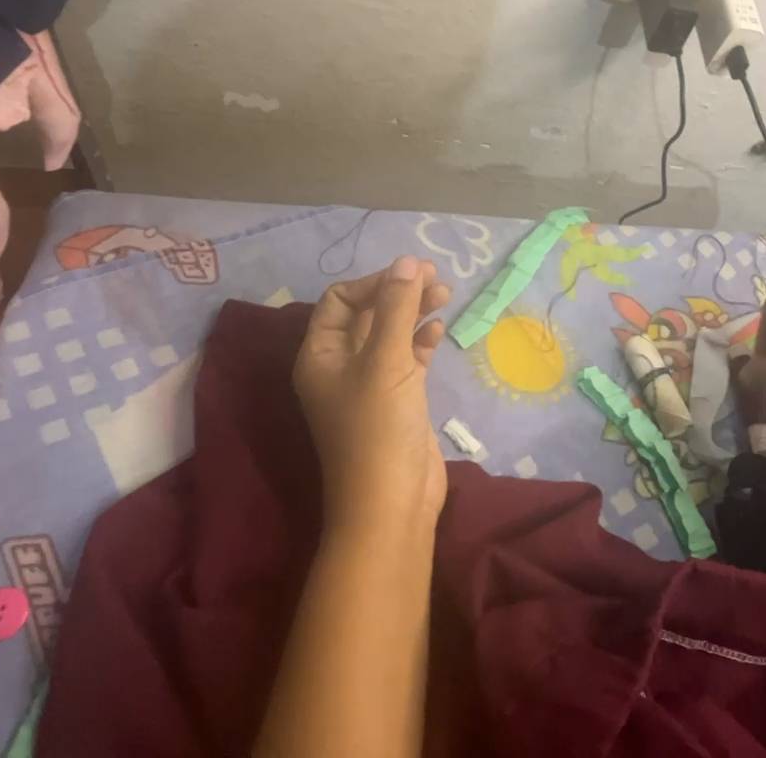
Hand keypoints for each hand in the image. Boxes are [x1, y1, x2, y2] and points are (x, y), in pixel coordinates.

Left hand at [293, 257, 452, 533]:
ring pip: (391, 335)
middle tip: (435, 276)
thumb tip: (407, 262)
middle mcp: (340, 366)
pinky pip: (407, 359)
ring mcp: (370, 385)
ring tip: (445, 293)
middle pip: (368, 314)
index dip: (373, 283)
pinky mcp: (398, 401)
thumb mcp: (385, 361)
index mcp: (321, 355)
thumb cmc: (377, 427)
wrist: (392, 503)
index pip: (340, 301)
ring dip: (414, 312)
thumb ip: (397, 308)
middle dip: (398, 292)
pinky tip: (440, 328)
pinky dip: (421, 341)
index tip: (409, 274)